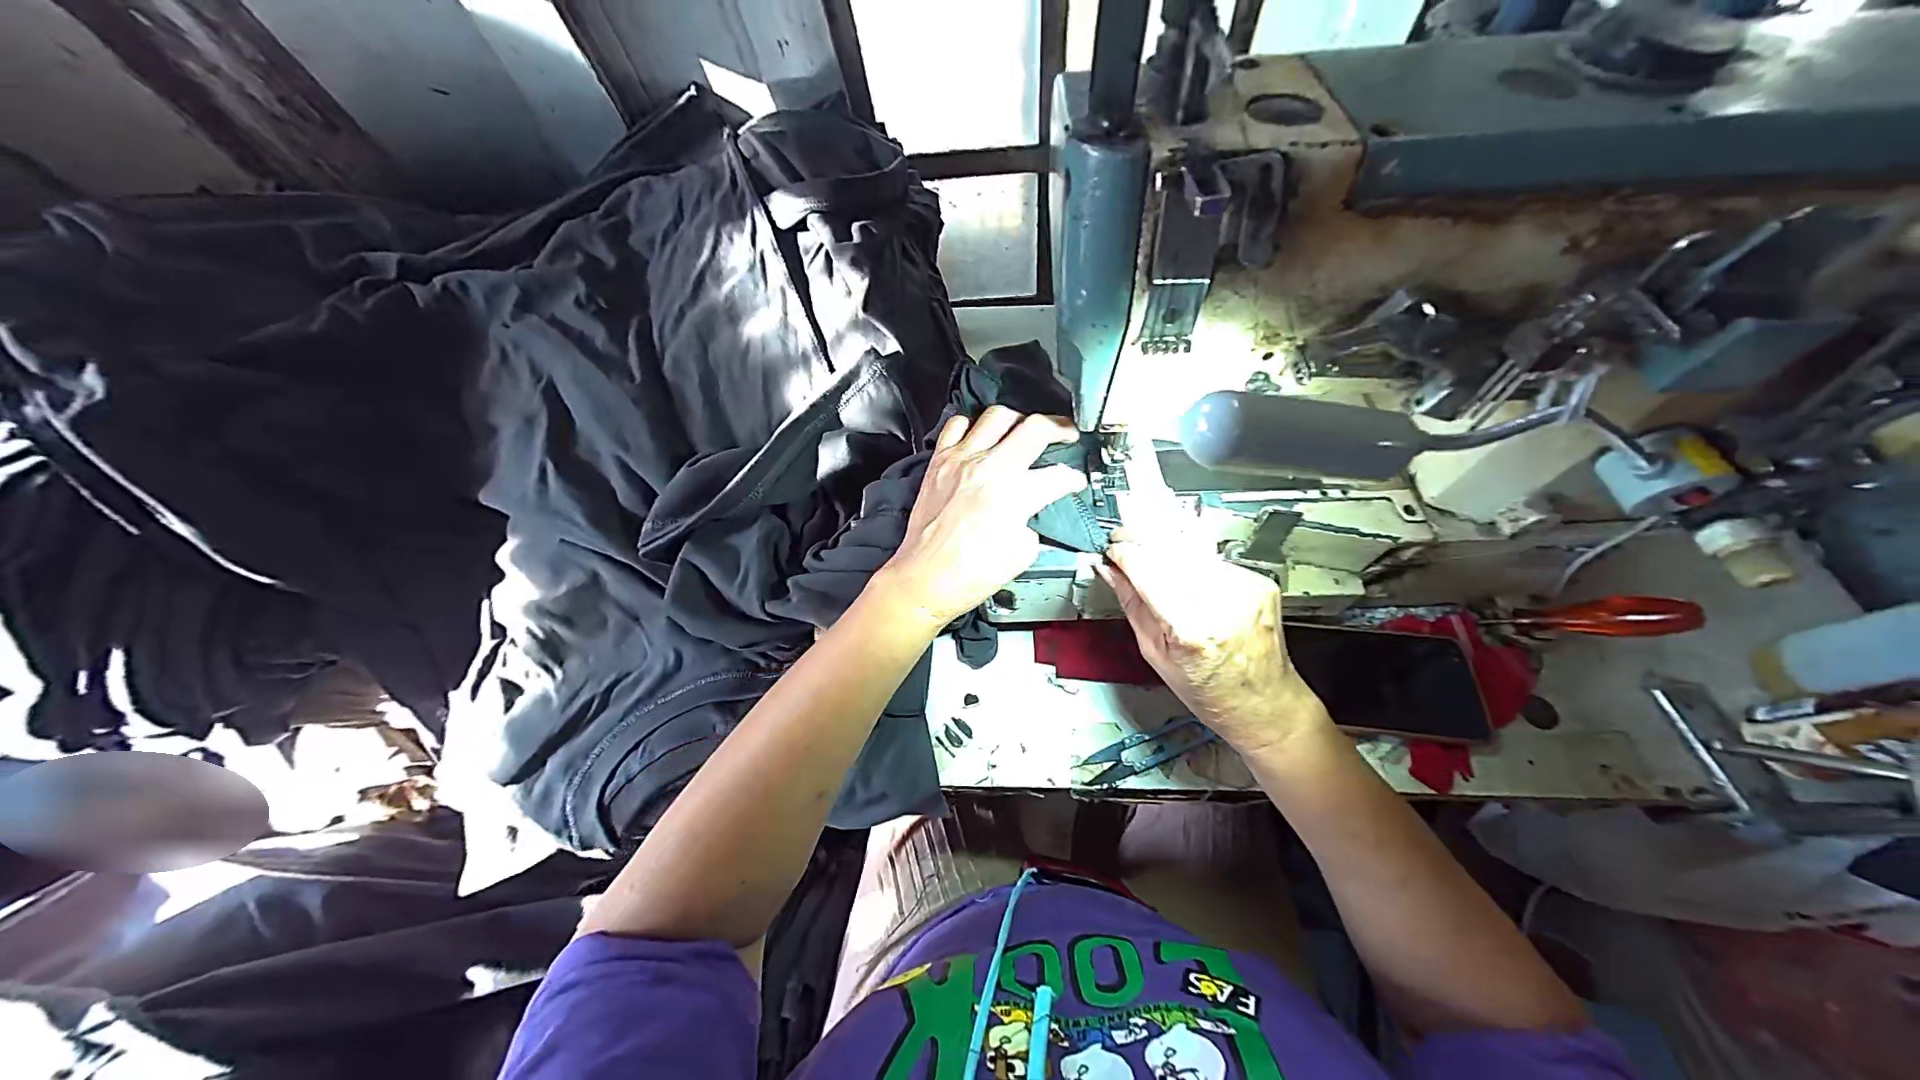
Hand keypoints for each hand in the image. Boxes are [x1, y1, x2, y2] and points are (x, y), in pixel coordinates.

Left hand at [873, 407, 1084, 628]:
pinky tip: (980, 437)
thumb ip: (1033, 522)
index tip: (1073, 480)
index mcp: (1013, 495)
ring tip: (1023, 430)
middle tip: (1066, 434)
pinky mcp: (939, 463)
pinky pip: (957, 426)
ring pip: (997, 416)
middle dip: (1060, 428)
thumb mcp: (1021, 554)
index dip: (1072, 478)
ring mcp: (960, 461)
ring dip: (1018, 420)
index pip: (1057, 474)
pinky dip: (973, 426)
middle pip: (1035, 427)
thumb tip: (1034, 510)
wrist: (924, 579)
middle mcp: (987, 469)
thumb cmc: (965, 575)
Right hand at [1097, 527, 1329, 754]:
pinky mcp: (1257, 582)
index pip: (1146, 567)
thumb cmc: (1212, 691)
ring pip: (1191, 549)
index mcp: (1191, 629)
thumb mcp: (1154, 653)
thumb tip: (1111, 571)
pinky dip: (1192, 561)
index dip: (1122, 553)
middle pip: (1169, 549)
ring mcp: (1245, 589)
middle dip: (1141, 541)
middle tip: (1124, 543)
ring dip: (1165, 548)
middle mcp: (1223, 602)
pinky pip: (1212, 560)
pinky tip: (1185, 578)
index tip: (1111, 551)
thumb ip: (1132, 604)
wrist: (1263, 703)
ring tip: (1151, 562)